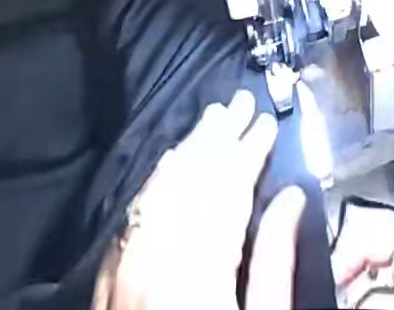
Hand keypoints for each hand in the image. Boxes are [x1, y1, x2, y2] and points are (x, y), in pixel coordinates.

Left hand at [94, 90, 306, 309]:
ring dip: (184, 154)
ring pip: (153, 200)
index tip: (267, 124)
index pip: (224, 198)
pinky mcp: (103, 298)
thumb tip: (290, 196)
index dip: (247, 154)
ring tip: (211, 120)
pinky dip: (154, 187)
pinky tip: (170, 167)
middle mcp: (152, 278)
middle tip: (241, 103)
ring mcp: (119, 288)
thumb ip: (275, 264)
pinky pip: (130, 225)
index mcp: (197, 289)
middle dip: (215, 139)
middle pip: (184, 189)